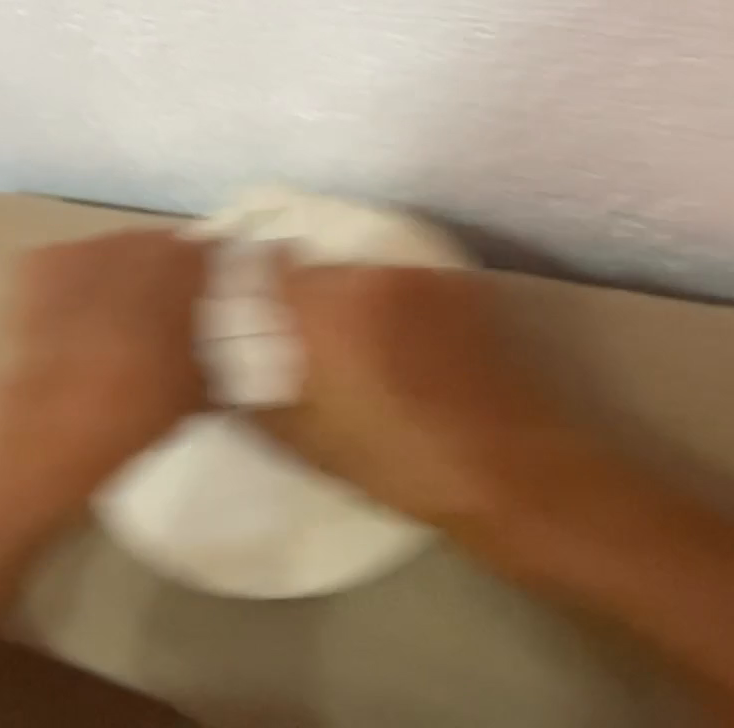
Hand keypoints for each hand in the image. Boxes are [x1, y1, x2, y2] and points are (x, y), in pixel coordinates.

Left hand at [0, 230, 209, 540]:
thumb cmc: (136, 409)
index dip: (211, 272)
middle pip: (158, 247)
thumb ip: (223, 354)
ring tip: (115, 319)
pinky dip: (75, 284)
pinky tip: (74, 320)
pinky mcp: (36, 264)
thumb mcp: (201, 388)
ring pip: (112, 253)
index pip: (209, 249)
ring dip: (120, 276)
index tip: (210, 297)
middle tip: (163, 312)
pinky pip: (69, 266)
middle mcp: (132, 243)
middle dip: (164, 273)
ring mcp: (79, 249)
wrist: (50, 429)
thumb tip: (232, 348)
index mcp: (181, 265)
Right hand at [262, 259, 614, 555]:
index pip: (272, 264)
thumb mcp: (309, 443)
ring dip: (360, 303)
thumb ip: (255, 399)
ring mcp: (422, 276)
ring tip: (373, 355)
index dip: (260, 284)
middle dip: (313, 302)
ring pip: (368, 276)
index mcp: (325, 307)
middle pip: (323, 271)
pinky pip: (411, 285)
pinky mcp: (462, 286)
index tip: (259, 310)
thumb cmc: (397, 461)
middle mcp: (372, 274)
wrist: (507, 468)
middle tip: (318, 350)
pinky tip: (416, 351)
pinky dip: (402, 305)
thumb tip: (226, 374)